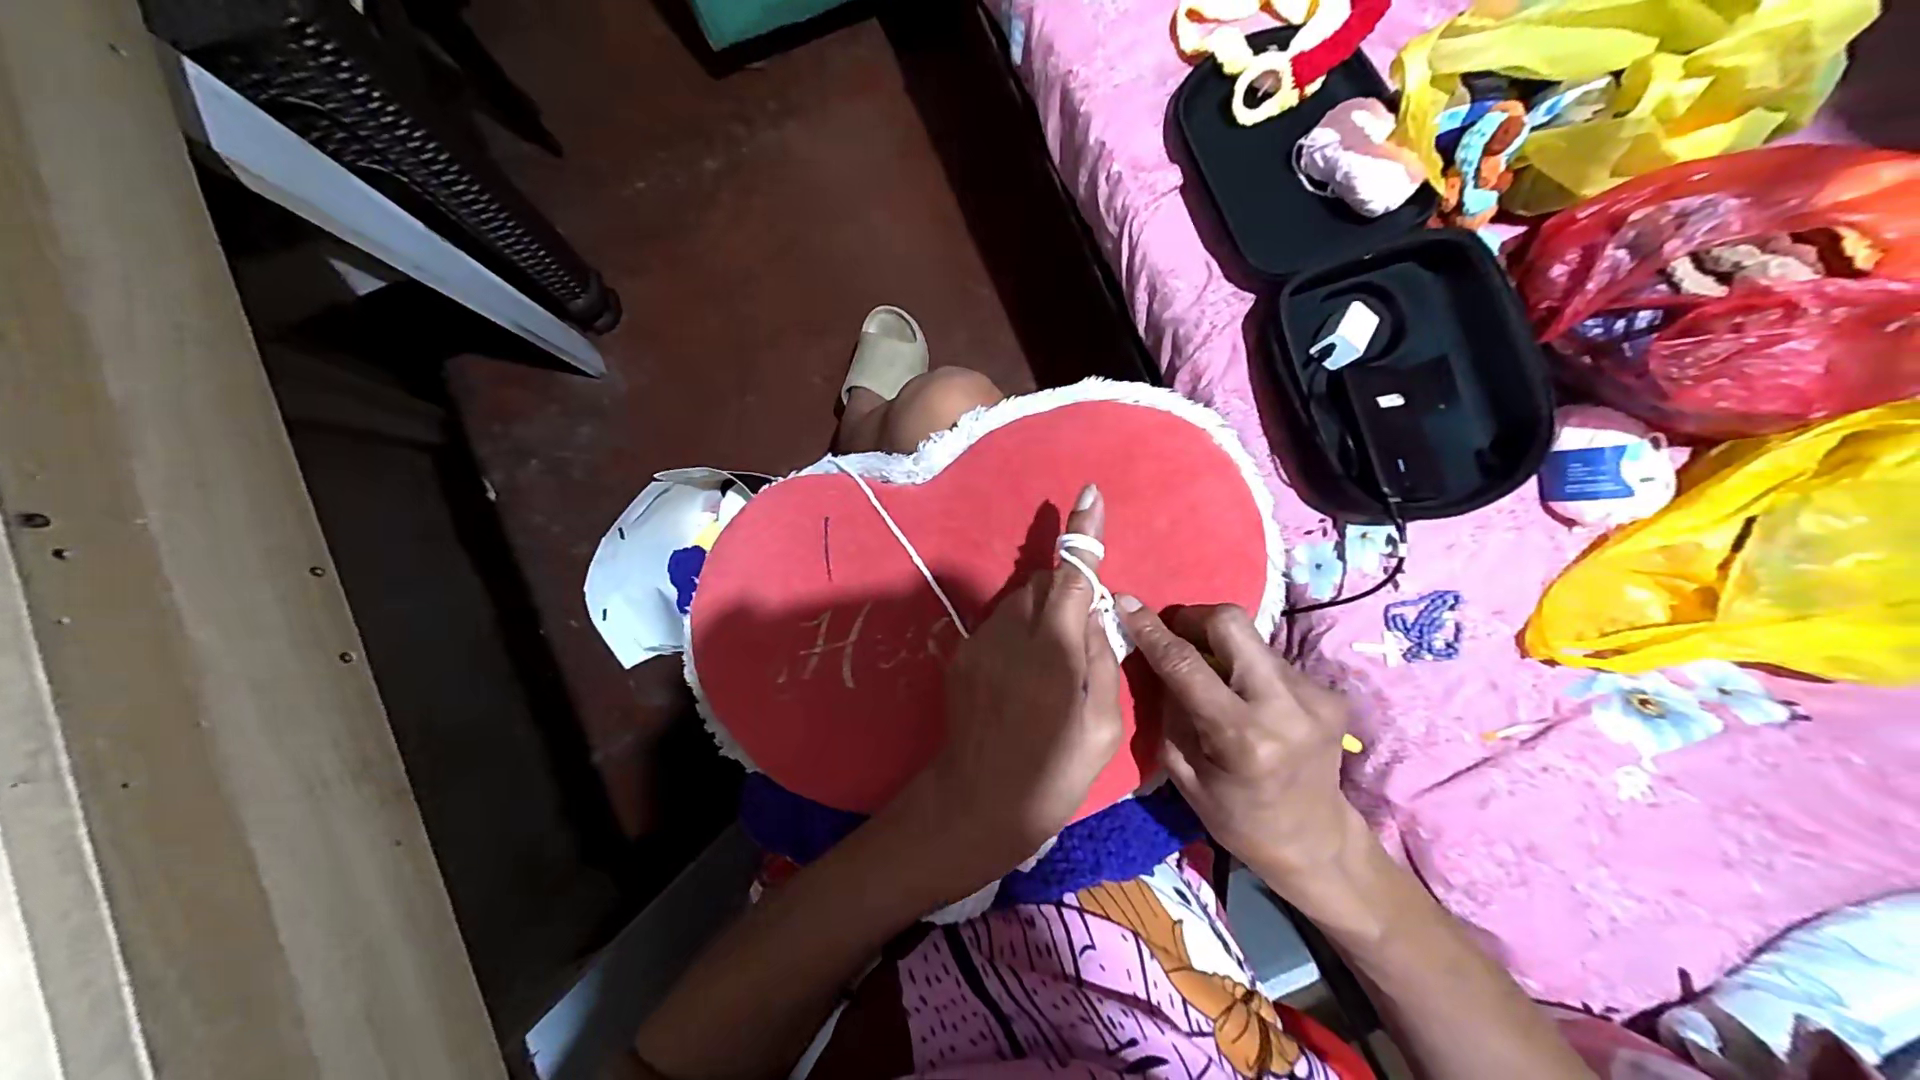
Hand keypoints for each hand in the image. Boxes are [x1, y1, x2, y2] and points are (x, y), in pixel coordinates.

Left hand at [896, 484, 1124, 893]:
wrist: (975, 802)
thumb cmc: (1053, 774)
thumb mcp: (1103, 728)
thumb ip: (1102, 659)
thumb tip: (1098, 615)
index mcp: (1054, 650)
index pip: (1072, 576)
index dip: (1083, 534)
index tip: (1088, 495)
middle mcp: (1012, 633)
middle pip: (1043, 582)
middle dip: (1067, 590)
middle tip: (1081, 633)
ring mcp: (980, 642)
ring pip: (1018, 599)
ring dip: (1041, 610)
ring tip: (1050, 659)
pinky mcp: (961, 654)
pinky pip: (998, 621)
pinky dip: (1018, 628)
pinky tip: (1023, 672)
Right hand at [1116, 601, 1364, 897]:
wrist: (1316, 842)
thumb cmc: (1237, 818)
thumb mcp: (1184, 772)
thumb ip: (1170, 710)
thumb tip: (1155, 657)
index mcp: (1243, 738)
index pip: (1186, 664)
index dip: (1151, 629)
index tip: (1126, 602)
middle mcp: (1286, 706)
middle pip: (1231, 622)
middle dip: (1192, 617)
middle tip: (1172, 633)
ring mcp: (1315, 695)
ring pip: (1251, 637)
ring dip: (1218, 643)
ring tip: (1206, 669)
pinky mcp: (1328, 691)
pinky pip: (1270, 657)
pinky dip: (1243, 663)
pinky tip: (1240, 691)